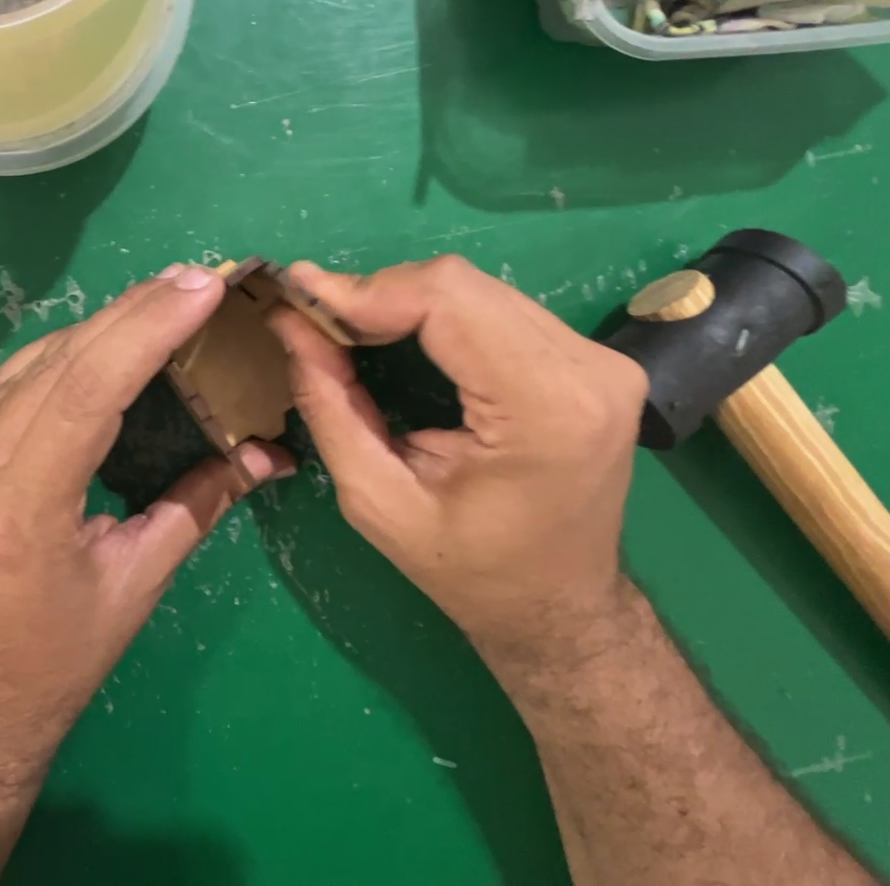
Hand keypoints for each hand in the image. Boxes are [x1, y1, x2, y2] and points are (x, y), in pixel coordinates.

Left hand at [0, 264, 293, 793]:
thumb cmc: (55, 668)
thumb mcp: (136, 587)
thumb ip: (197, 507)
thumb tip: (263, 456)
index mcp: (24, 506)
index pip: (89, 387)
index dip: (148, 328)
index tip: (202, 286)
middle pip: (55, 363)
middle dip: (128, 313)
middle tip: (191, 279)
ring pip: (24, 369)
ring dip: (91, 330)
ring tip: (154, 304)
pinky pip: (4, 393)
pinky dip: (55, 361)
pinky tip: (94, 350)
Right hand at [268, 257, 646, 652]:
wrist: (558, 606)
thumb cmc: (468, 571)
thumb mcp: (377, 501)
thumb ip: (329, 404)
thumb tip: (289, 324)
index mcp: (544, 409)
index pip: (447, 301)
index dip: (365, 291)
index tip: (298, 299)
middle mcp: (587, 369)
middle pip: (460, 284)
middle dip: (375, 294)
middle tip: (313, 317)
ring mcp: (599, 359)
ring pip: (476, 287)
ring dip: (401, 300)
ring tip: (344, 327)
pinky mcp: (592, 358)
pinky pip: (495, 306)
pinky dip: (433, 313)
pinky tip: (394, 333)